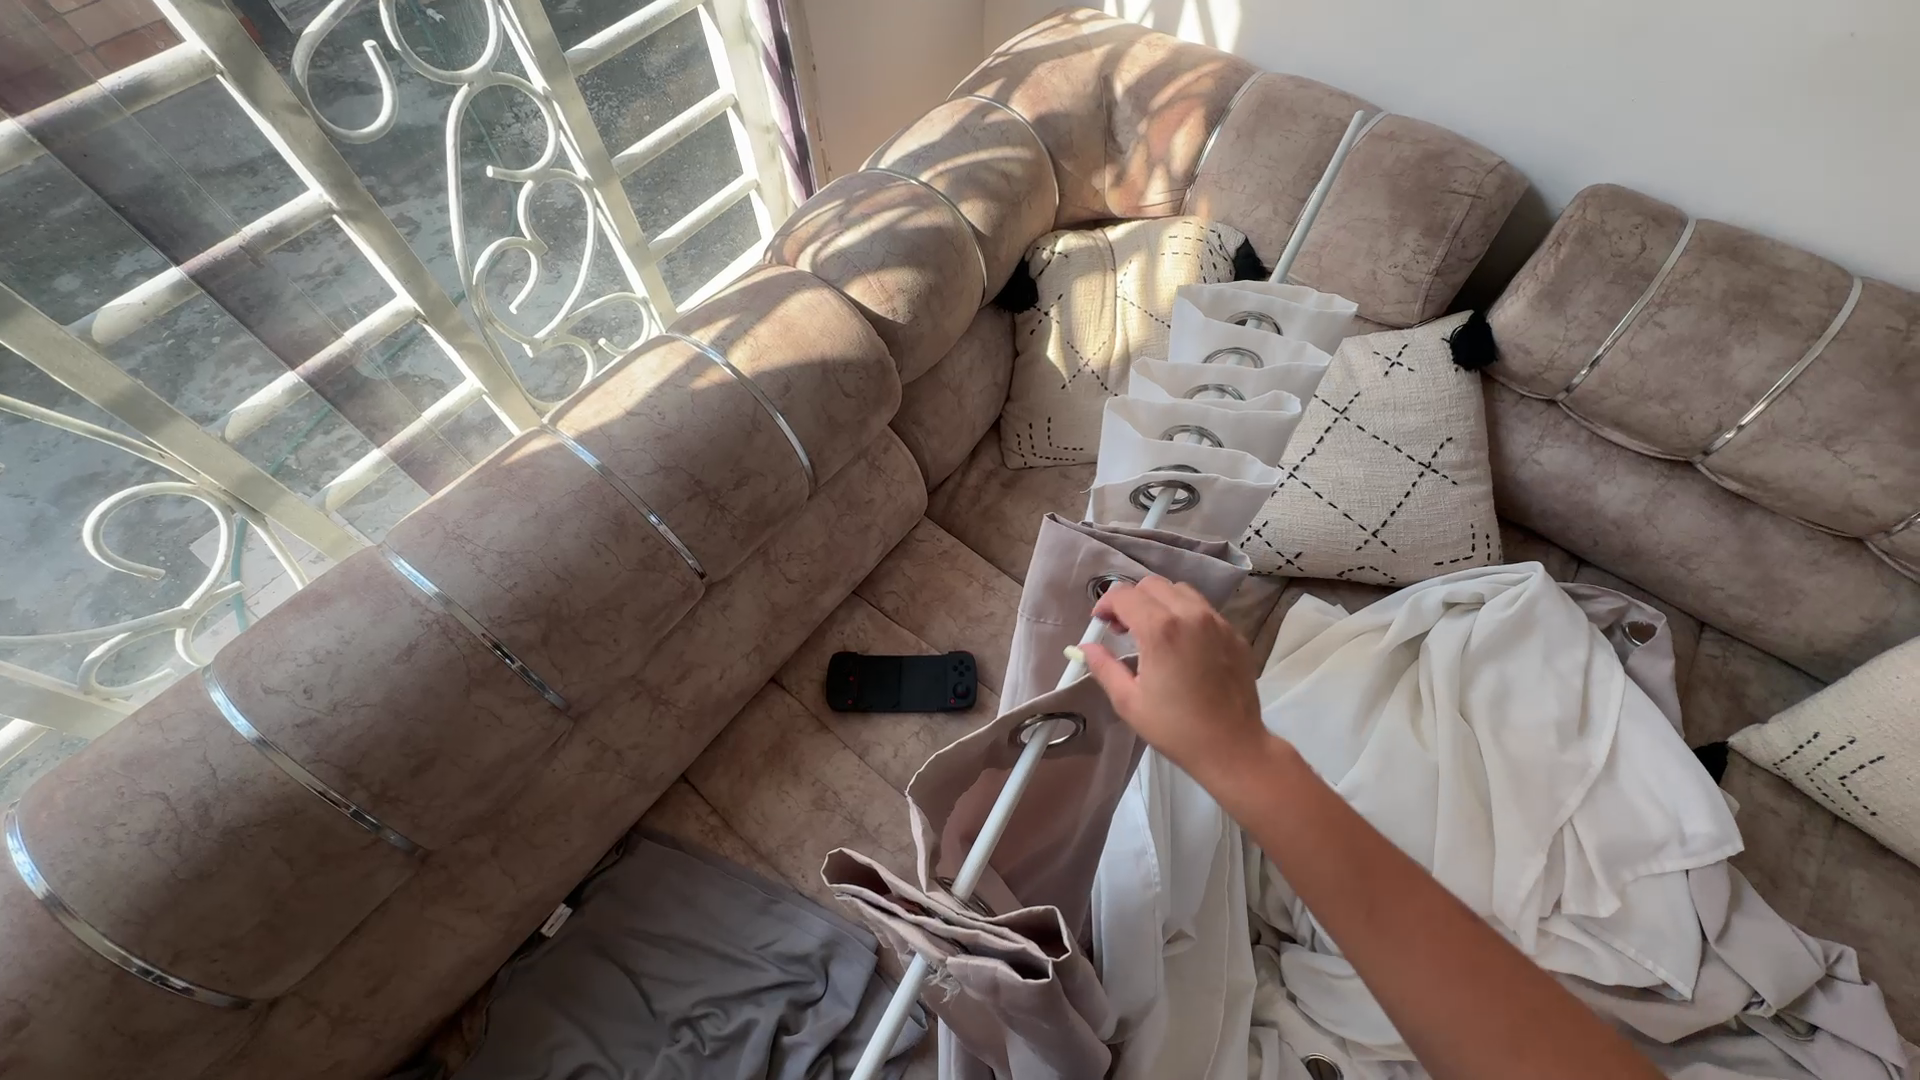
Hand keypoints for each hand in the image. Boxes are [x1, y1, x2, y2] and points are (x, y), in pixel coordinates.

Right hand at [1075, 576, 1276, 787]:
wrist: (1233, 747)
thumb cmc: (1176, 728)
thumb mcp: (1128, 701)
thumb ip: (1103, 667)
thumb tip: (1085, 648)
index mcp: (1161, 629)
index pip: (1125, 595)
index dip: (1106, 605)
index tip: (1100, 623)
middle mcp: (1190, 615)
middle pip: (1152, 585)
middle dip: (1131, 600)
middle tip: (1123, 628)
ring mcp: (1217, 622)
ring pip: (1180, 591)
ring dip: (1159, 602)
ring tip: (1153, 630)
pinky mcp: (1235, 634)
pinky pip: (1204, 609)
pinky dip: (1185, 614)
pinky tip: (1181, 644)